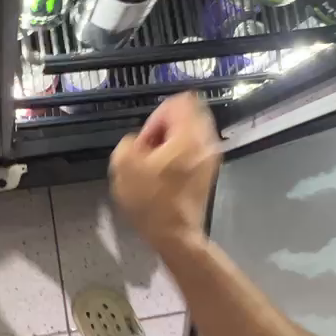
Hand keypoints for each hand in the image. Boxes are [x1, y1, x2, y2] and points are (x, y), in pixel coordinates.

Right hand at [109, 91, 219, 252]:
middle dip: (165, 126)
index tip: (147, 140)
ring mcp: (211, 157)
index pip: (180, 101)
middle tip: (150, 149)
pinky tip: (164, 173)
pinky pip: (192, 148)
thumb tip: (142, 143)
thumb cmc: (150, 200)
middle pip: (188, 114)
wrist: (175, 235)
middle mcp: (206, 141)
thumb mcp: (123, 165)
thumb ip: (131, 141)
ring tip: (155, 162)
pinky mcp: (208, 171)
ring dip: (170, 140)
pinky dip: (178, 153)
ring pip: (190, 132)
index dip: (156, 115)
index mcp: (189, 135)